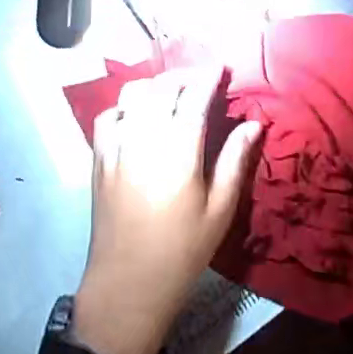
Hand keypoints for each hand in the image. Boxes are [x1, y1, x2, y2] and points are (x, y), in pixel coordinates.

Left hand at [74, 66, 263, 353]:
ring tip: (174, 93)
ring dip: (155, 86)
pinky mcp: (99, 160)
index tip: (223, 68)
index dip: (209, 77)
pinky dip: (127, 106)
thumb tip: (253, 124)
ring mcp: (116, 148)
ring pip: (132, 96)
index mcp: (179, 152)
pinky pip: (109, 116)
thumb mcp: (221, 209)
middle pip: (162, 88)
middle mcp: (144, 141)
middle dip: (184, 75)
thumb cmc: (183, 251)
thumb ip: (235, 160)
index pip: (194, 97)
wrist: (127, 285)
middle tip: (203, 80)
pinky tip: (140, 116)